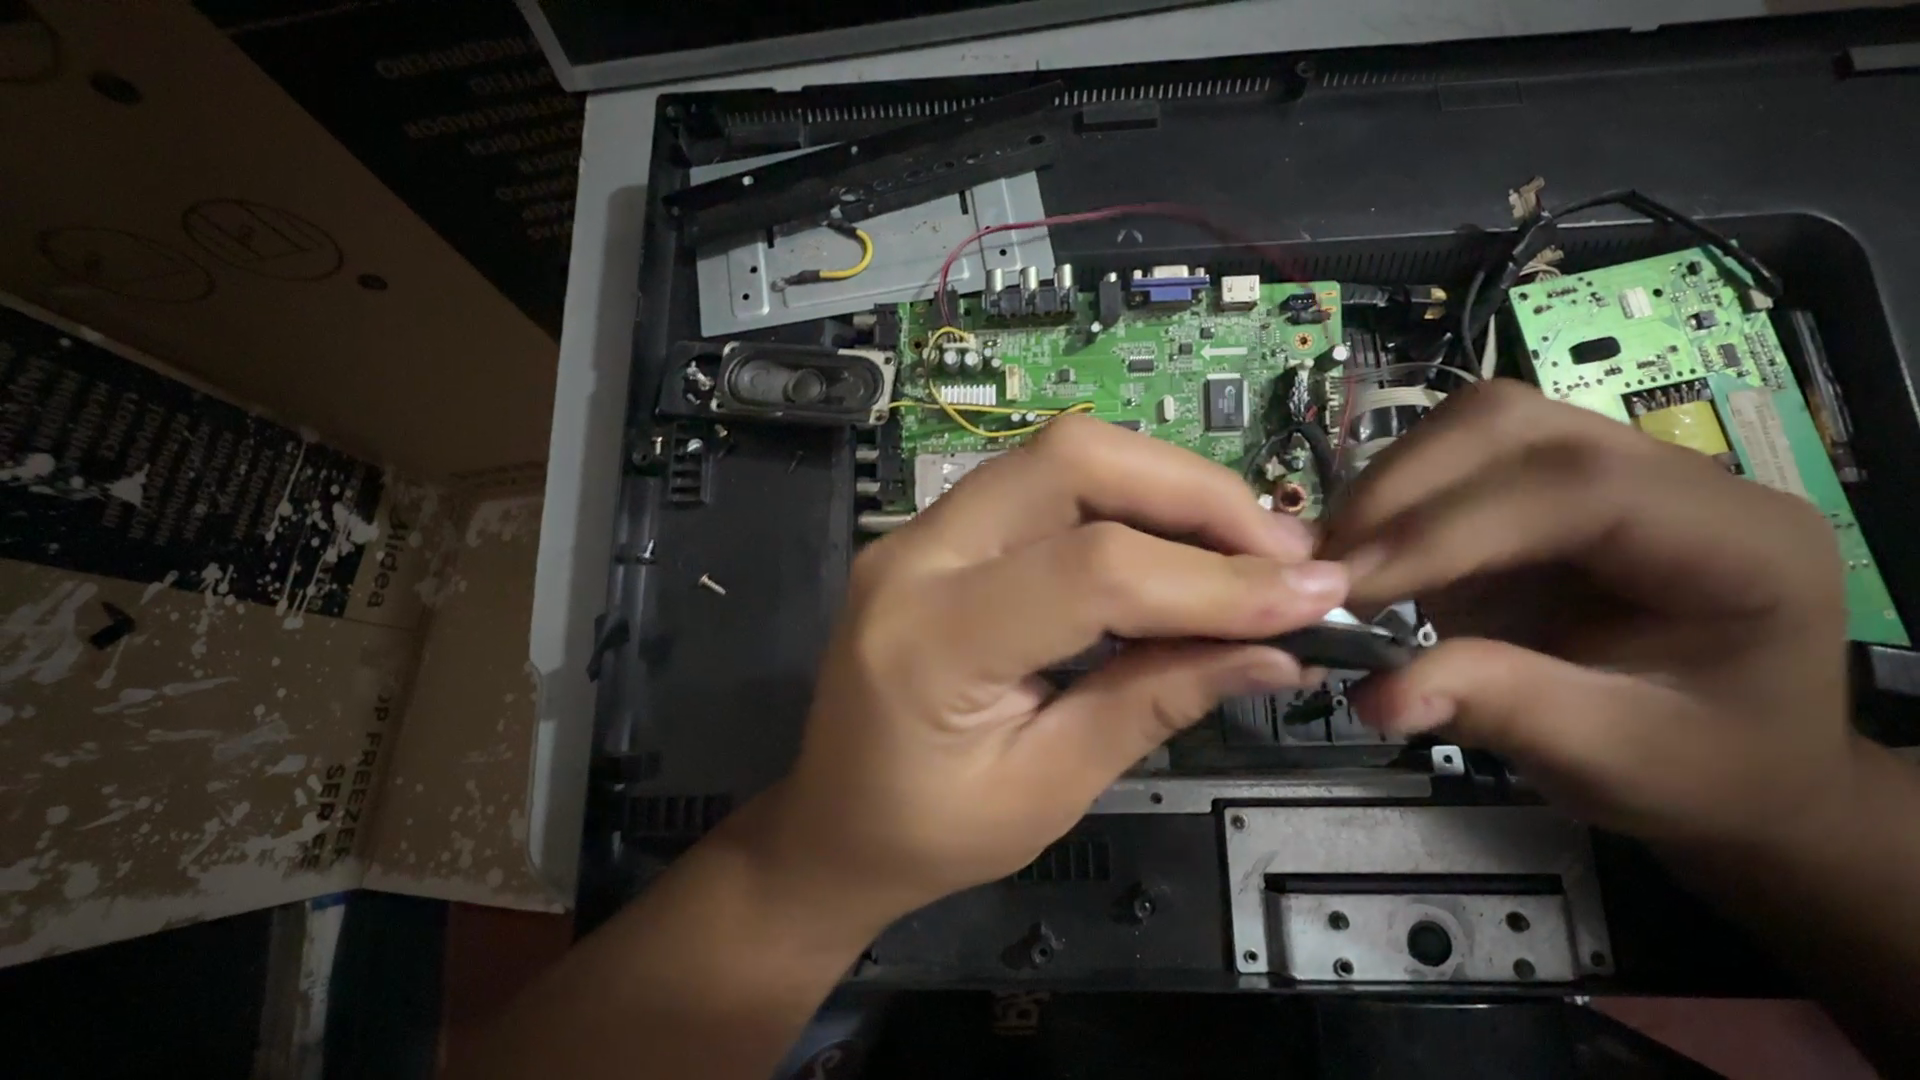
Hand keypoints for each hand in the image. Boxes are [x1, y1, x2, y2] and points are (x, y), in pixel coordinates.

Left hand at [731, 415, 1348, 931]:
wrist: (831, 823)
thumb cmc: (929, 833)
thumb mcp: (1049, 787)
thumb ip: (1156, 701)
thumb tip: (1275, 646)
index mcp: (931, 641)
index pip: (1092, 571)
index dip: (1214, 579)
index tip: (1314, 598)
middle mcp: (914, 557)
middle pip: (1072, 461)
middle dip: (1195, 494)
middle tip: (1283, 555)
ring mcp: (918, 533)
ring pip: (1061, 456)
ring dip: (1166, 488)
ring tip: (1248, 550)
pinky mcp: (937, 533)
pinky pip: (1043, 485)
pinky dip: (1125, 502)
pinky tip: (1178, 546)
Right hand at [1319, 380, 1854, 850]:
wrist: (1732, 765)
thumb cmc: (1700, 769)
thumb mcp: (1615, 759)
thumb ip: (1503, 708)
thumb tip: (1373, 693)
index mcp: (1737, 541)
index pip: (1577, 486)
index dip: (1447, 529)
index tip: (1351, 589)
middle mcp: (1672, 478)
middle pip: (1510, 426)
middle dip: (1401, 490)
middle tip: (1328, 572)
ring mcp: (1602, 471)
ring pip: (1470, 427)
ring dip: (1386, 489)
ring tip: (1337, 565)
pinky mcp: (1540, 489)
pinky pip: (1449, 461)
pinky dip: (1389, 503)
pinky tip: (1361, 558)